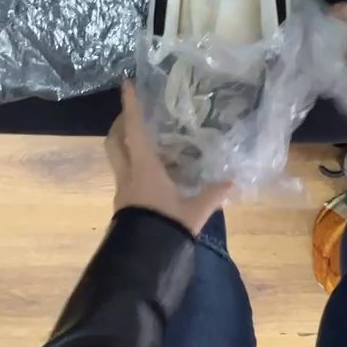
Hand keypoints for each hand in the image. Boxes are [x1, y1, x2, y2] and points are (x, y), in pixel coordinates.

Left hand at [106, 82, 231, 233]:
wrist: (143, 260)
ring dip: (126, 145)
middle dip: (120, 124)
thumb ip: (213, 195)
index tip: (126, 85)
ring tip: (147, 141)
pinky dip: (135, 165)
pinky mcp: (124, 203)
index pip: (134, 130)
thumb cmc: (167, 228)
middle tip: (133, 114)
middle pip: (114, 141)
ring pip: (118, 158)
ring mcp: (122, 190)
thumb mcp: (195, 212)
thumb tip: (231, 182)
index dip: (130, 106)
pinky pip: (126, 175)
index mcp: (144, 168)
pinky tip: (153, 171)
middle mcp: (128, 175)